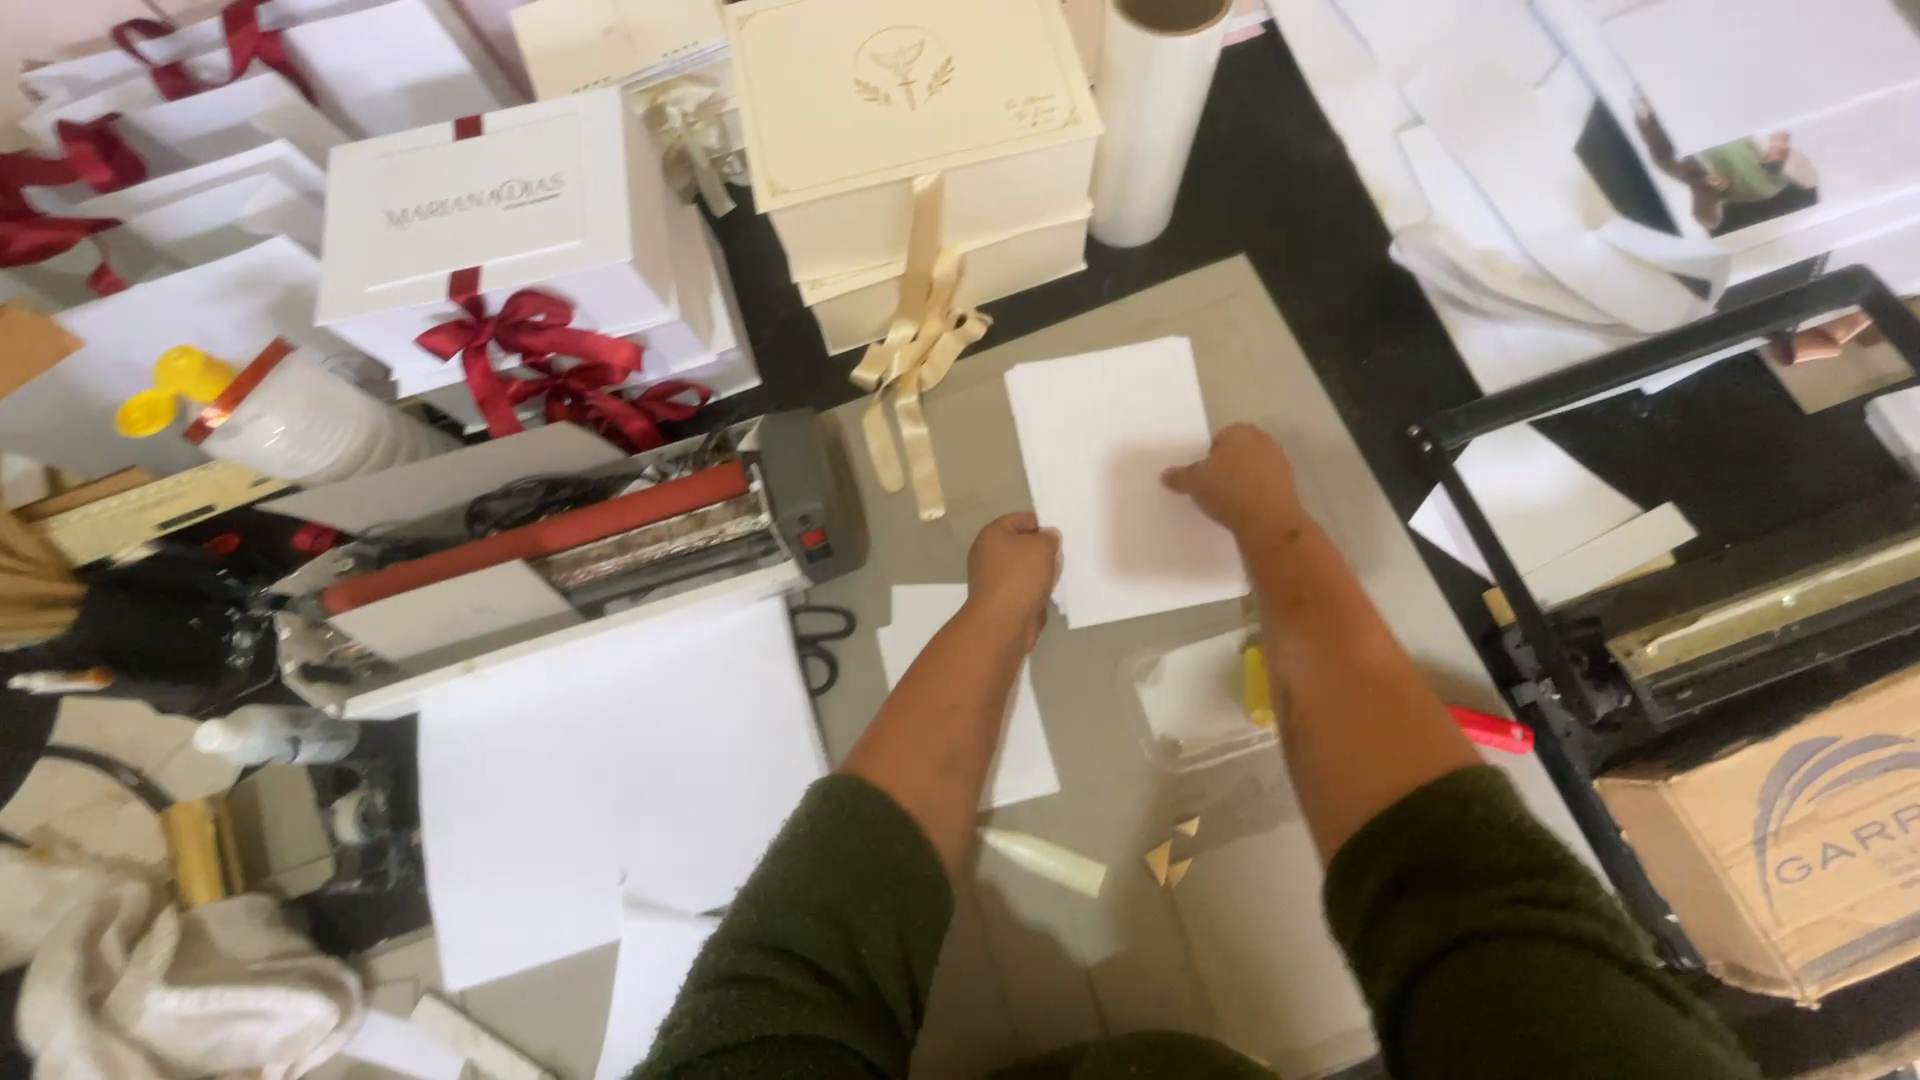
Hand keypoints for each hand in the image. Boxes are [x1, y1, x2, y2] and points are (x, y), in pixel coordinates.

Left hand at [964, 513, 1058, 651]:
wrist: (1002, 622)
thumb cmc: (1021, 577)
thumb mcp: (1042, 547)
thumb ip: (1049, 537)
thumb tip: (1047, 537)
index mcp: (992, 534)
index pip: (1022, 519)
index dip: (1041, 526)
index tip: (1057, 539)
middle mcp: (987, 552)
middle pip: (1021, 544)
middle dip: (1041, 551)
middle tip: (1057, 558)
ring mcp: (990, 576)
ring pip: (1022, 566)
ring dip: (1039, 571)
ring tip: (1053, 577)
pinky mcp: (997, 597)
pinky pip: (1020, 585)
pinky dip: (1033, 588)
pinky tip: (1044, 594)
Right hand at [1162, 424, 1306, 540]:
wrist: (1268, 521)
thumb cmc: (1228, 490)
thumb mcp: (1195, 483)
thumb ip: (1180, 476)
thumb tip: (1166, 474)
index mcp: (1241, 431)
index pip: (1218, 438)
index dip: (1207, 457)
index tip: (1202, 475)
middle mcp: (1263, 440)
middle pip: (1236, 452)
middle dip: (1225, 467)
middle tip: (1211, 487)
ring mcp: (1279, 462)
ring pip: (1251, 469)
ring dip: (1240, 481)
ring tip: (1227, 501)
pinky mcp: (1288, 484)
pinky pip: (1263, 485)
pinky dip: (1254, 494)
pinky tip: (1244, 509)